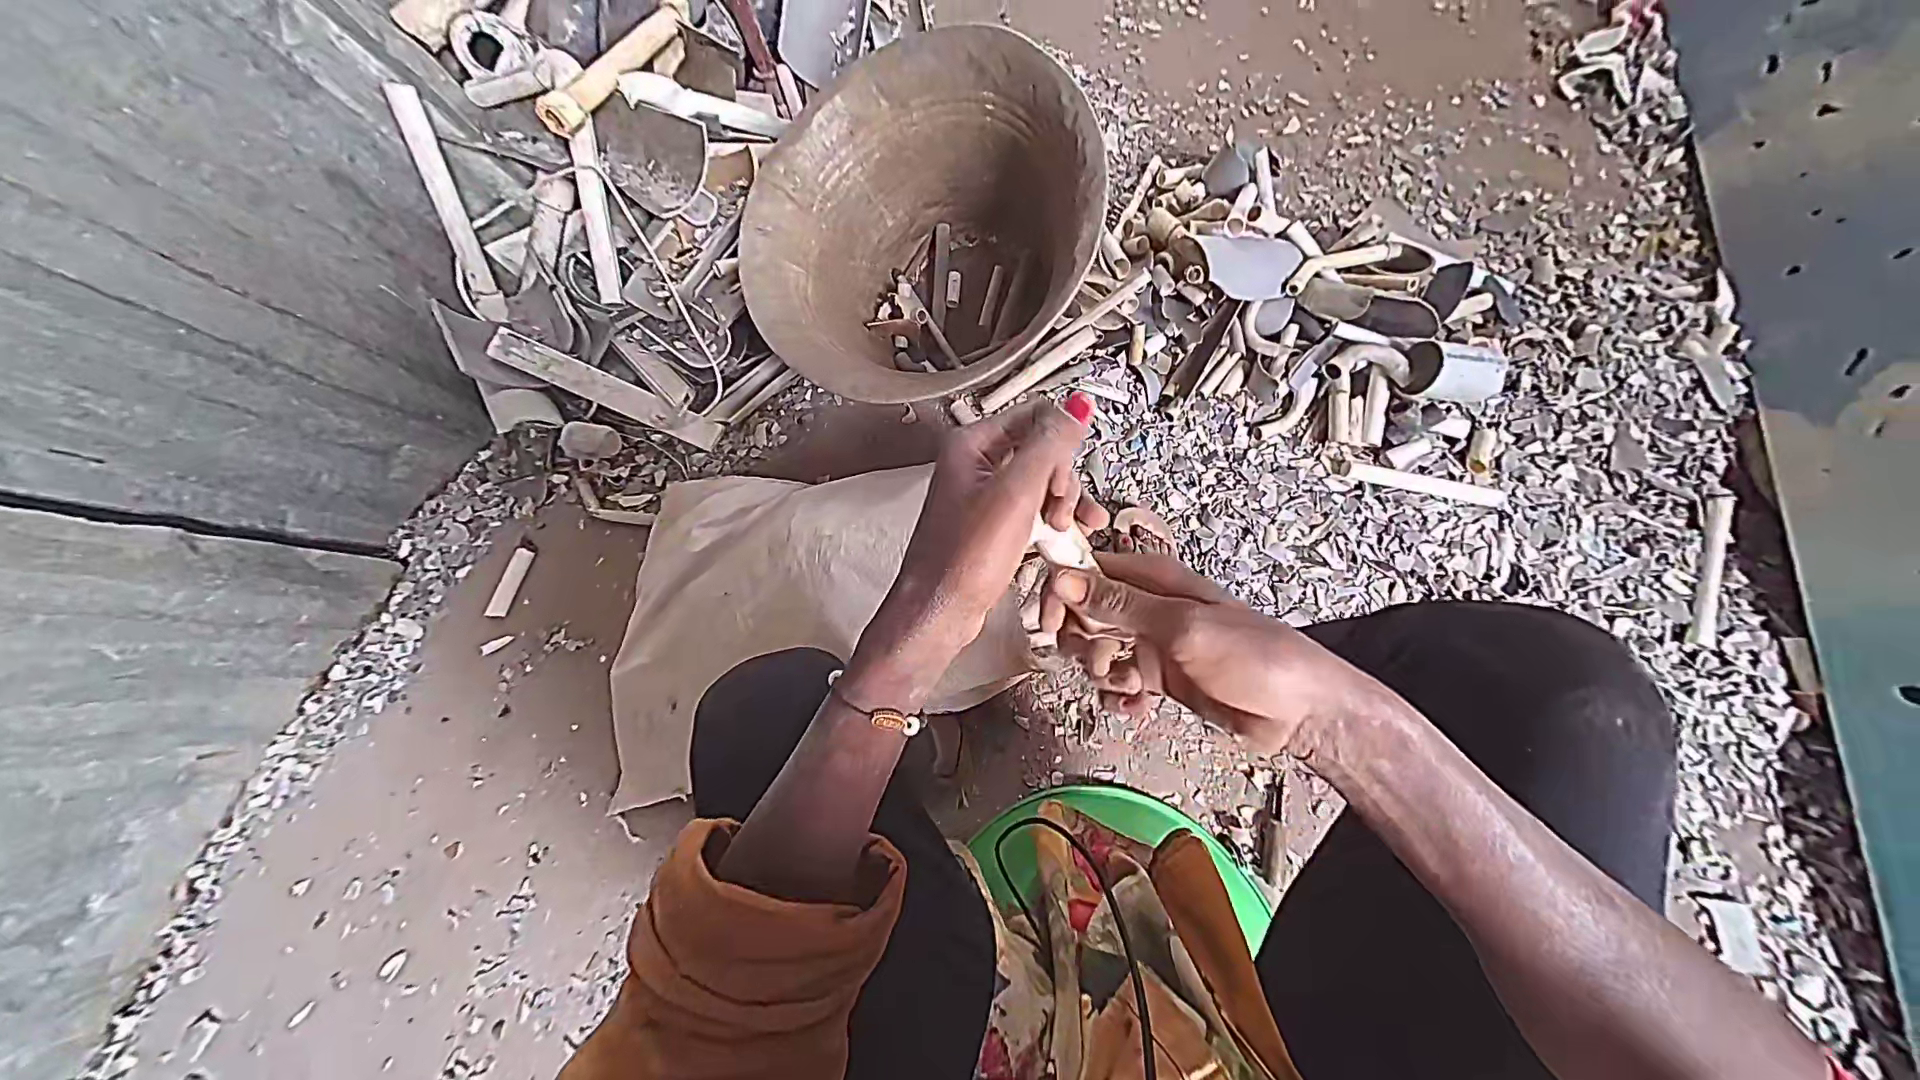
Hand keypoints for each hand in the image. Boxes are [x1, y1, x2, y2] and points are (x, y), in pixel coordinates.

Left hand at [842, 395, 1108, 708]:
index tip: (1066, 476)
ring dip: (1064, 502)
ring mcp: (985, 496)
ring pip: (1042, 482)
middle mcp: (976, 466)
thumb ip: (1048, 446)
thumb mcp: (1015, 494)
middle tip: (1059, 509)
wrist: (941, 612)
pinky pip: (1034, 509)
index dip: (1060, 444)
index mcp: (972, 445)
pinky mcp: (994, 524)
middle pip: (1042, 450)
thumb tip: (1076, 406)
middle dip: (1062, 480)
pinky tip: (1065, 536)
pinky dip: (1053, 520)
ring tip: (1067, 526)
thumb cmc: (960, 561)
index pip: (1035, 416)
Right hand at [1043, 551, 1405, 758]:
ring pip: (1095, 651)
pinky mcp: (1156, 675)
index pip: (1086, 573)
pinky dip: (1120, 697)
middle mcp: (1147, 607)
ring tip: (1131, 686)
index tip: (1049, 622)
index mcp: (1153, 579)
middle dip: (1081, 642)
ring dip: (1101, 673)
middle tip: (1102, 661)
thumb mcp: (1181, 626)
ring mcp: (1151, 642)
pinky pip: (1117, 682)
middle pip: (1083, 615)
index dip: (1060, 595)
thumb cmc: (1254, 656)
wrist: (1300, 713)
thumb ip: (1119, 604)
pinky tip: (1138, 707)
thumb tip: (1066, 580)